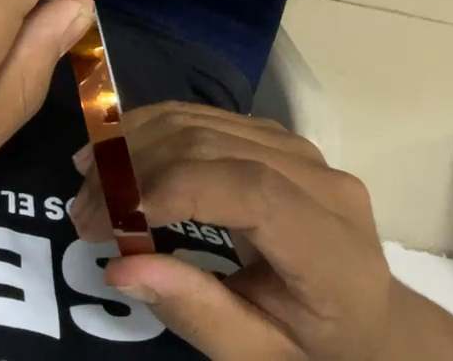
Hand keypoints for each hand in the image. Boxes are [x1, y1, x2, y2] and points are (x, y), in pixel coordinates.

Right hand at [70, 103, 394, 360]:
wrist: (371, 321)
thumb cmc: (318, 349)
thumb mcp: (264, 357)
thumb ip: (199, 314)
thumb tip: (118, 269)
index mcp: (332, 246)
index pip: (252, 190)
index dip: (174, 189)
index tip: (110, 221)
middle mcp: (319, 179)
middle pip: (213, 145)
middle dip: (134, 171)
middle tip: (81, 212)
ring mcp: (296, 148)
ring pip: (198, 120)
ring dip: (131, 142)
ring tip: (85, 179)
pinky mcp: (271, 136)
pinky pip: (200, 115)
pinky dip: (148, 129)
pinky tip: (114, 152)